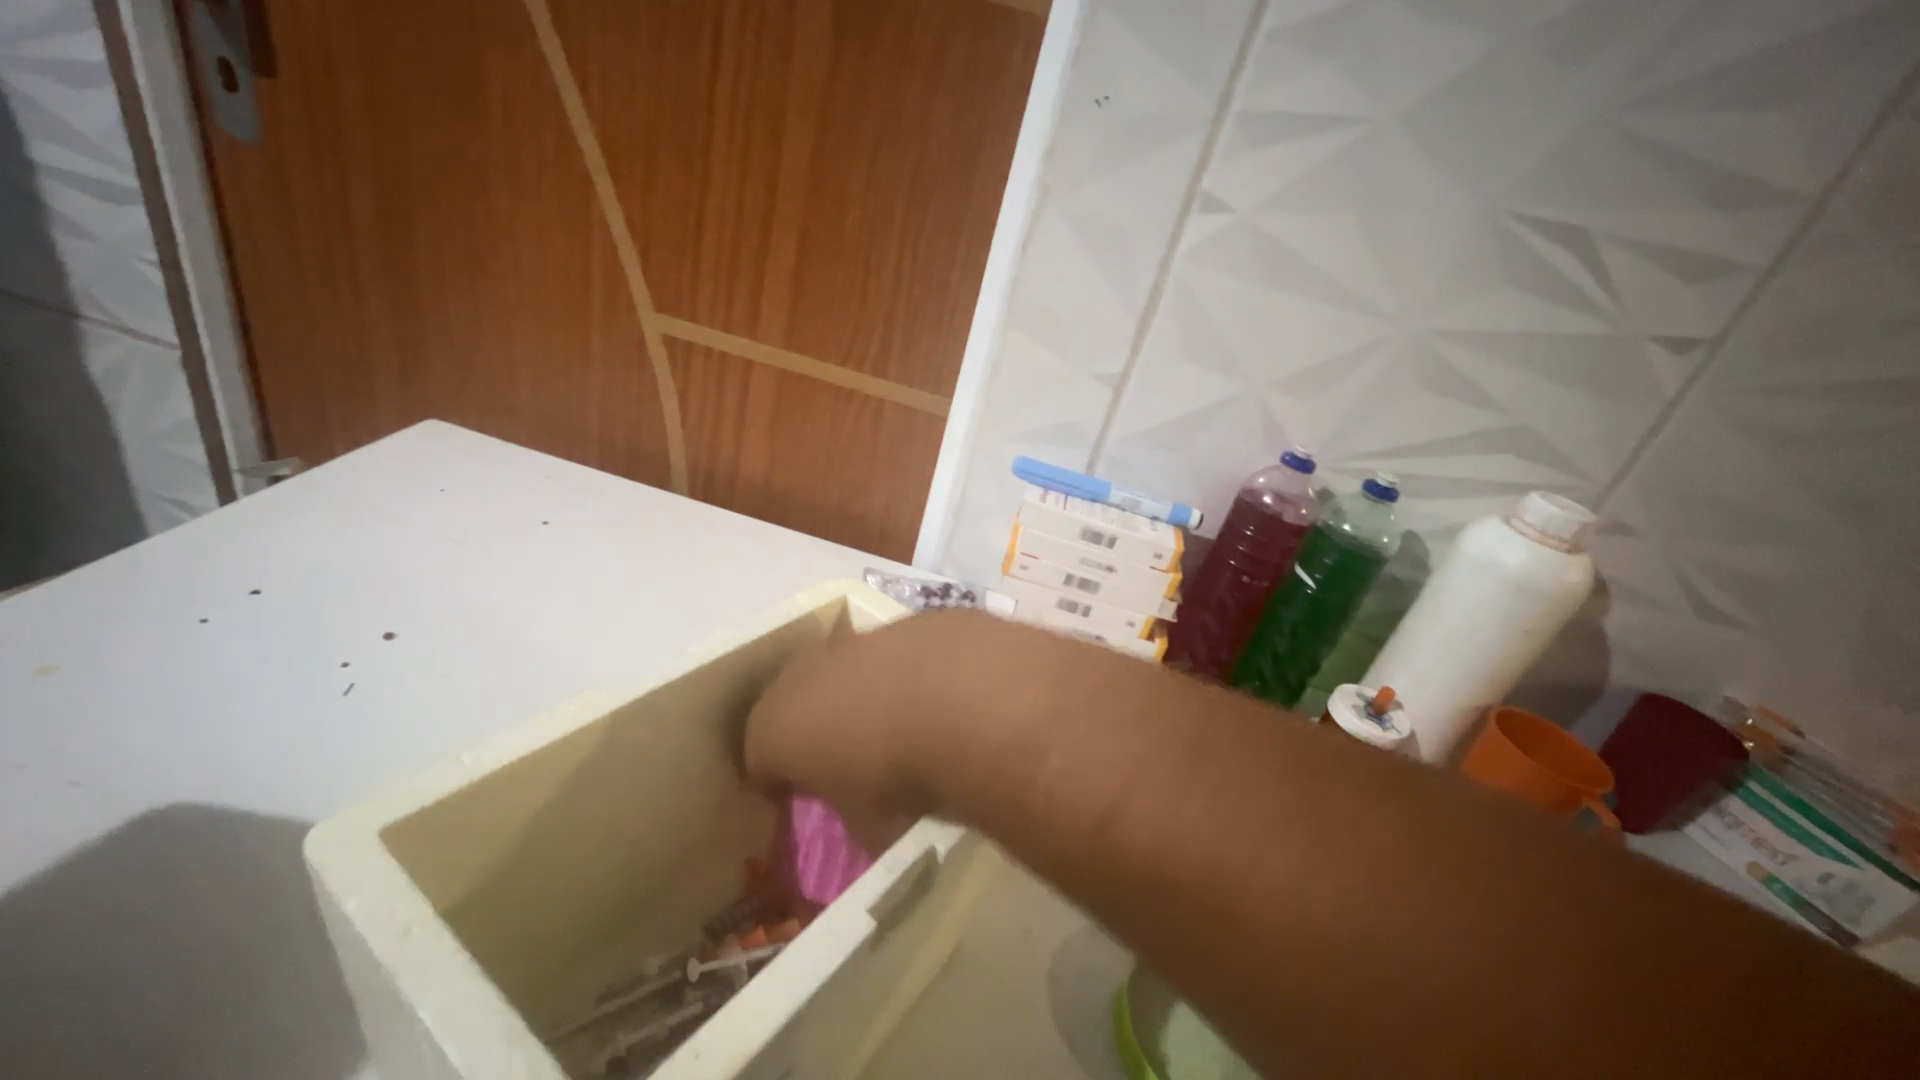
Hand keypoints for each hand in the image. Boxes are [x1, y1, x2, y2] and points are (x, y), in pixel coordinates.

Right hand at [744, 609, 1060, 849]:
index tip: (805, 794)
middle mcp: (808, 673)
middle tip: (850, 753)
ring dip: (869, 691)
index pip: (760, 757)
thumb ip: (856, 811)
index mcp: (778, 728)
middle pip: (796, 698)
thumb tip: (868, 810)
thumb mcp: (871, 827)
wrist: (973, 707)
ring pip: (851, 666)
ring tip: (909, 724)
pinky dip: (918, 672)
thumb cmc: (906, 782)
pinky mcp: (915, 620)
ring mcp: (862, 639)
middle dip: (816, 723)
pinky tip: (952, 698)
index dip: (781, 778)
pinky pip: (905, 651)